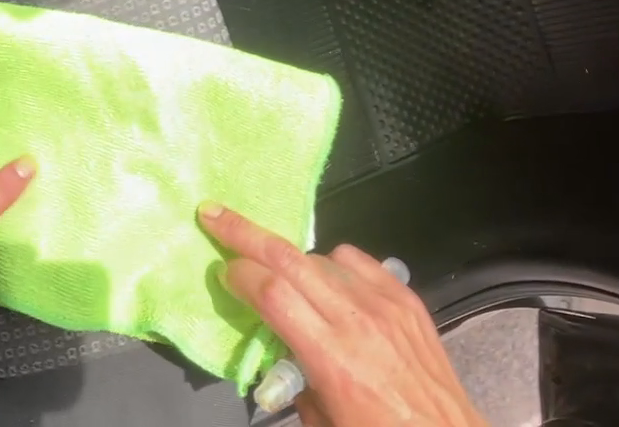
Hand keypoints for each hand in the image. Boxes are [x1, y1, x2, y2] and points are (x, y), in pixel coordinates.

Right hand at [198, 203, 485, 426]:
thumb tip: (275, 344)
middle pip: (289, 258)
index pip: (273, 294)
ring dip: (291, 259)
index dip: (241, 276)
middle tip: (213, 213)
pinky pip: (355, 259)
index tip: (223, 273)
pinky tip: (330, 283)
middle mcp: (357, 320)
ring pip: (320, 256)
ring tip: (283, 277)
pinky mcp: (405, 296)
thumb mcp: (324, 424)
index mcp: (334, 359)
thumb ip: (295, 380)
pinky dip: (332, 263)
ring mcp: (384, 302)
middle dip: (244, 232)